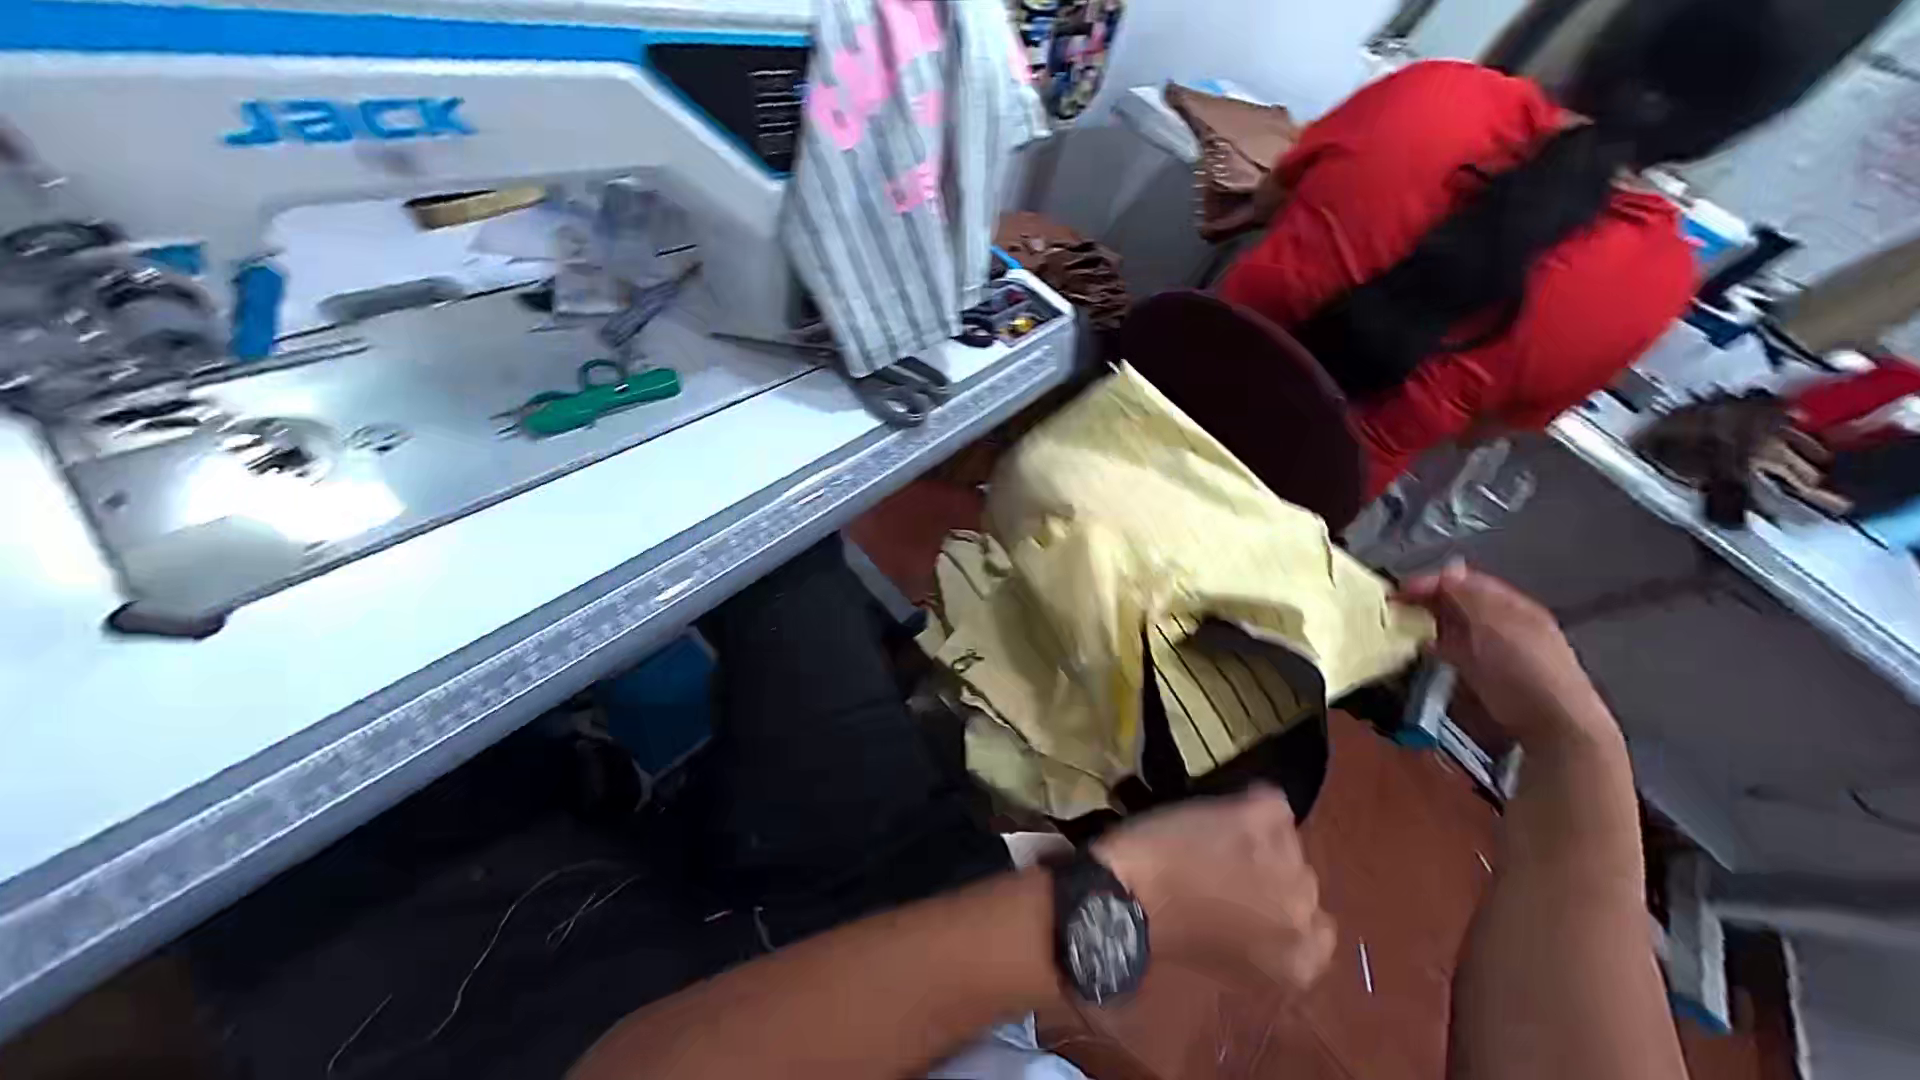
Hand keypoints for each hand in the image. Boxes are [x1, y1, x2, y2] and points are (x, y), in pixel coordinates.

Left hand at [1092, 786, 1333, 994]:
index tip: (1253, 893)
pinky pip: (1269, 800)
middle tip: (1227, 861)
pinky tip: (1220, 809)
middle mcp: (1301, 912)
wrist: (1128, 898)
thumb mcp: (1230, 957)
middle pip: (1302, 876)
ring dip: (1254, 832)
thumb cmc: (1167, 930)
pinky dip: (1247, 799)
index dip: (1283, 904)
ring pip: (1284, 835)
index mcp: (1298, 962)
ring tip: (1211, 836)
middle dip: (1268, 867)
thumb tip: (1268, 910)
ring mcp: (1283, 861)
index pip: (1319, 927)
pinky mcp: (1255, 819)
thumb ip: (1265, 941)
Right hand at [1396, 563, 1615, 745]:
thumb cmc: (1527, 669)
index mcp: (1509, 606)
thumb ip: (1472, 596)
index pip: (1465, 581)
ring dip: (1423, 619)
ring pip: (1448, 623)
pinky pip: (1447, 647)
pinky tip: (1417, 646)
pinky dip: (1429, 643)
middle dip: (1424, 598)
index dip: (1432, 580)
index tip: (1401, 588)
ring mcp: (1487, 647)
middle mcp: (1497, 622)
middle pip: (1454, 601)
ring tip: (1397, 622)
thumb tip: (1447, 571)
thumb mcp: (1499, 624)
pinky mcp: (1476, 670)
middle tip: (1393, 603)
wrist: (1551, 723)